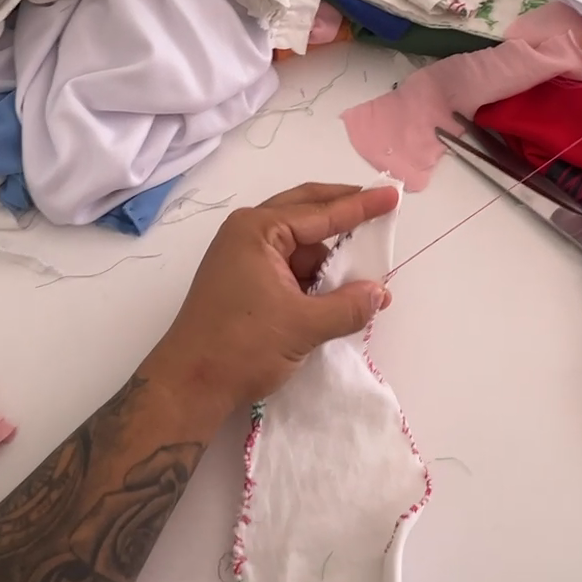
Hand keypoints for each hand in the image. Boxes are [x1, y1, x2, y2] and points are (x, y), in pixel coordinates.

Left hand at [139, 183, 400, 418]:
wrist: (190, 385)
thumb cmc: (241, 346)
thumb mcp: (303, 326)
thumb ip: (348, 306)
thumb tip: (379, 293)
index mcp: (257, 230)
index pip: (319, 212)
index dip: (359, 205)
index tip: (391, 195)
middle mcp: (247, 233)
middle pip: (305, 212)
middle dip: (342, 212)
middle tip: (379, 207)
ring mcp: (243, 257)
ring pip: (298, 243)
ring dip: (329, 254)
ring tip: (365, 270)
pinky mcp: (243, 280)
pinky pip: (288, 265)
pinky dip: (313, 275)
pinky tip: (338, 292)